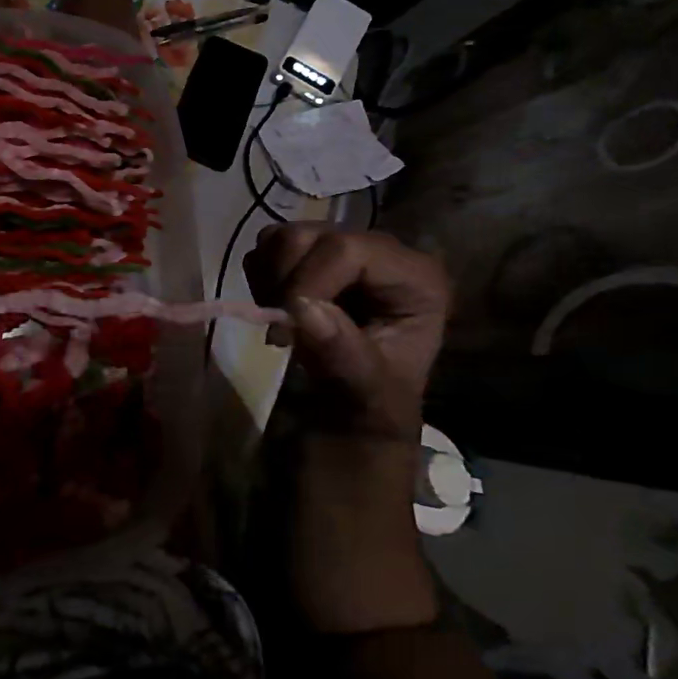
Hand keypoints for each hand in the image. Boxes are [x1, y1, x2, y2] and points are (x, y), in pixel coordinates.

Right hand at [244, 224, 449, 441]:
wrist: (341, 442)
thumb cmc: (366, 425)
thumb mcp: (365, 403)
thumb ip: (342, 355)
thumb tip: (303, 308)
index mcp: (417, 281)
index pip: (348, 249)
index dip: (309, 283)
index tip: (285, 334)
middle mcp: (382, 258)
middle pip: (311, 237)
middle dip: (284, 283)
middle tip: (281, 335)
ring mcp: (341, 258)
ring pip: (284, 238)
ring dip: (268, 282)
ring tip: (280, 325)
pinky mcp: (309, 265)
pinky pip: (268, 249)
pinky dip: (260, 279)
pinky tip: (274, 313)